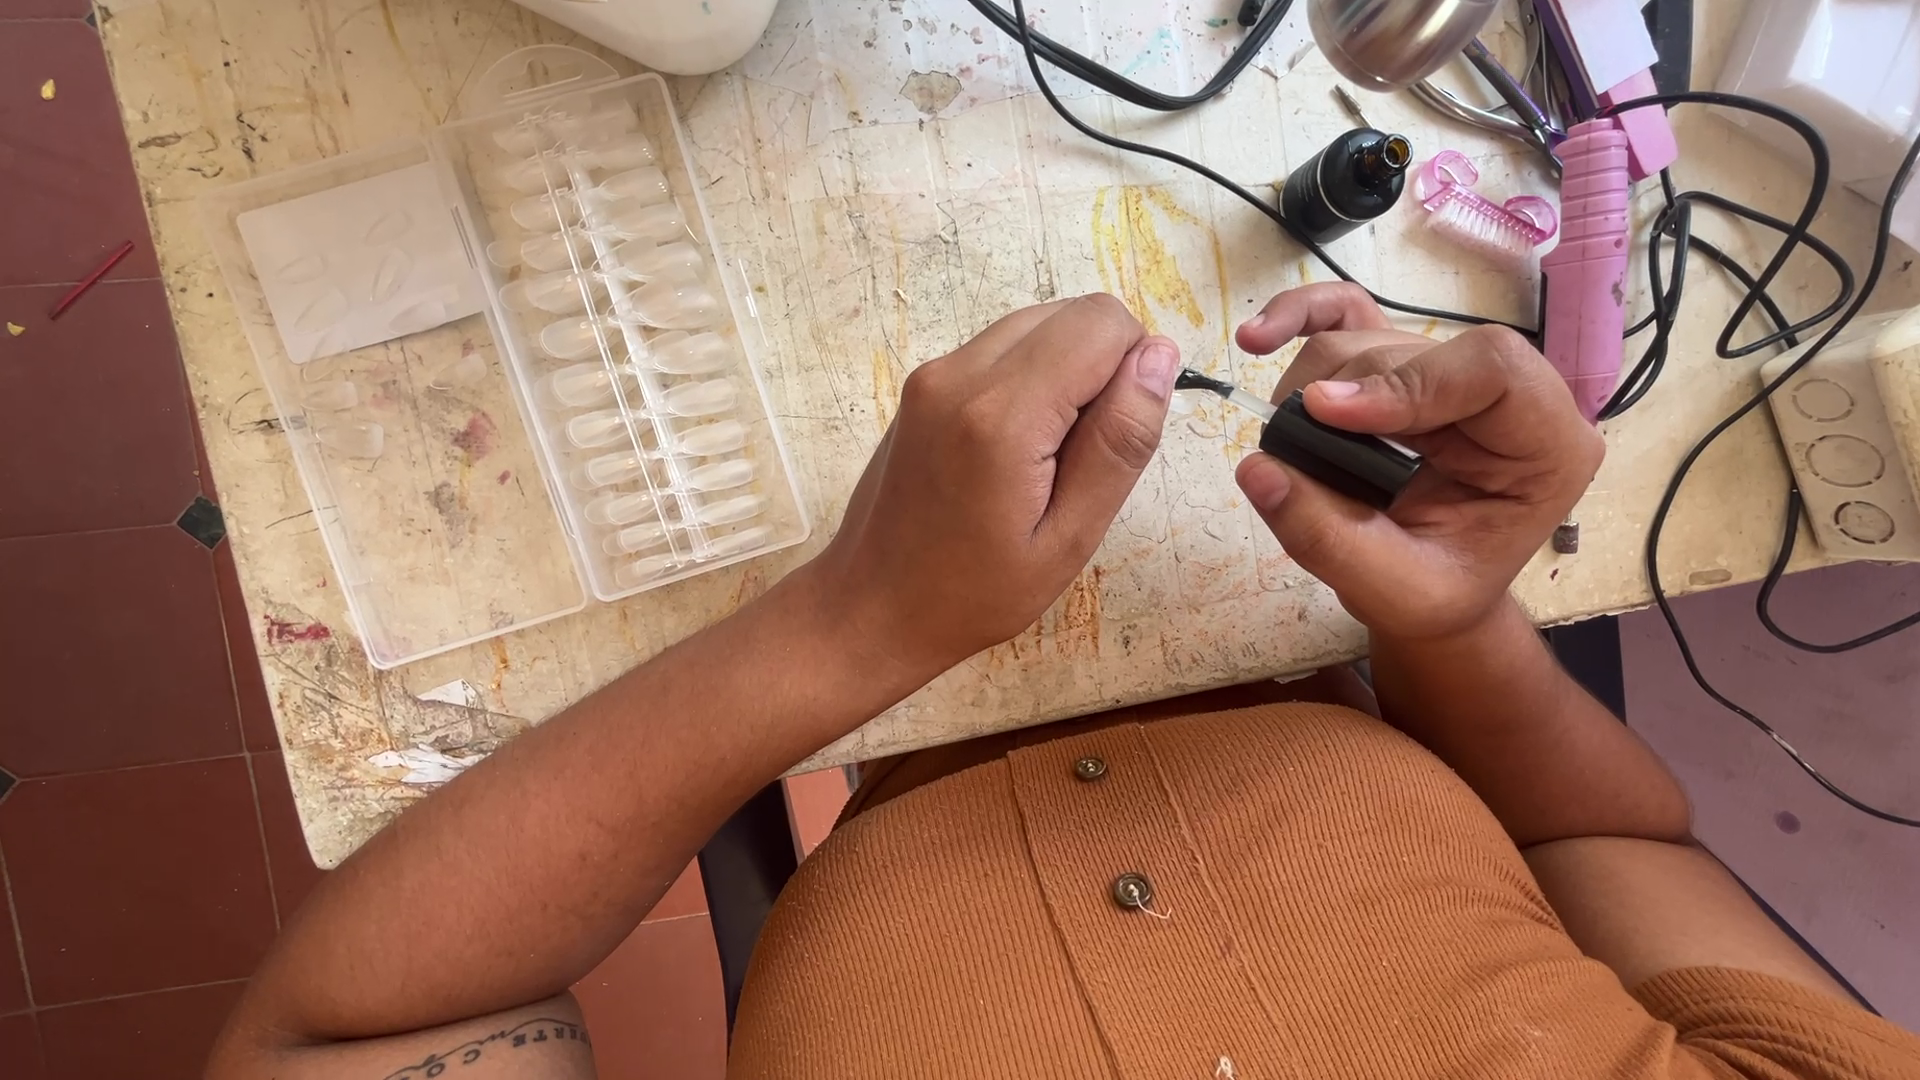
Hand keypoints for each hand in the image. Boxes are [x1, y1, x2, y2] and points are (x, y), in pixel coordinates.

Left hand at [805, 294, 1179, 680]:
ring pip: (1037, 325)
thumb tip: (1159, 355)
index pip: (1104, 324)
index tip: (1114, 440)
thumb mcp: (1069, 538)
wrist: (874, 605)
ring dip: (1064, 373)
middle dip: (1102, 368)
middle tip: (1079, 456)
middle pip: (1073, 313)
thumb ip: (1119, 444)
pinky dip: (1028, 380)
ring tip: (1043, 457)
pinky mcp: (921, 383)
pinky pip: (1000, 349)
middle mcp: (960, 372)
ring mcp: (933, 373)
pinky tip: (1010, 449)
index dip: (1134, 370)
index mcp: (1002, 415)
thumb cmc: (976, 593)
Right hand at [1233, 284, 1603, 640]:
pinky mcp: (1393, 373)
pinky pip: (1349, 317)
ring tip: (1286, 442)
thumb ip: (1328, 537)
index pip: (1489, 369)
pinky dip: (1301, 318)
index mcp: (1542, 446)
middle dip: (1338, 394)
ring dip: (1308, 382)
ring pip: (1362, 337)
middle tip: (1292, 450)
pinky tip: (1258, 337)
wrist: (1428, 594)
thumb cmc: (1429, 595)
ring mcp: (1441, 376)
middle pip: (1408, 350)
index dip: (1403, 381)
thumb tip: (1258, 468)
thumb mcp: (1390, 589)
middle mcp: (1502, 396)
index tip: (1324, 411)